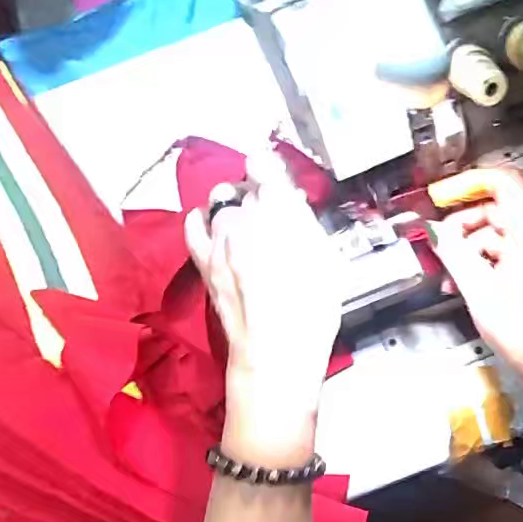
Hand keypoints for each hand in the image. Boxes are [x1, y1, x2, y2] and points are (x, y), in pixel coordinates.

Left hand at [186, 151, 343, 467]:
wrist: (276, 356)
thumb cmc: (311, 316)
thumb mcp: (328, 264)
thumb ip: (307, 226)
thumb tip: (293, 208)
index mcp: (281, 215)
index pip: (268, 169)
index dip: (269, 165)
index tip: (270, 167)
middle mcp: (245, 220)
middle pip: (245, 187)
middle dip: (258, 194)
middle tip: (272, 212)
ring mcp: (220, 241)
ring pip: (219, 201)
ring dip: (233, 205)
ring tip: (246, 222)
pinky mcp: (204, 262)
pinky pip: (193, 225)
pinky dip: (203, 219)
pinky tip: (215, 228)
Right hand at [428, 168, 522, 398]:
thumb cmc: (520, 330)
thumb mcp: (479, 290)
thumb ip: (454, 254)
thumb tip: (433, 231)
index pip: (506, 183)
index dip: (471, 182)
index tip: (441, 196)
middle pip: (498, 209)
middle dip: (464, 222)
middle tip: (439, 243)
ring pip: (497, 234)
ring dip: (469, 247)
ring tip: (448, 272)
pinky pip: (503, 255)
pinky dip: (481, 262)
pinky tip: (462, 284)